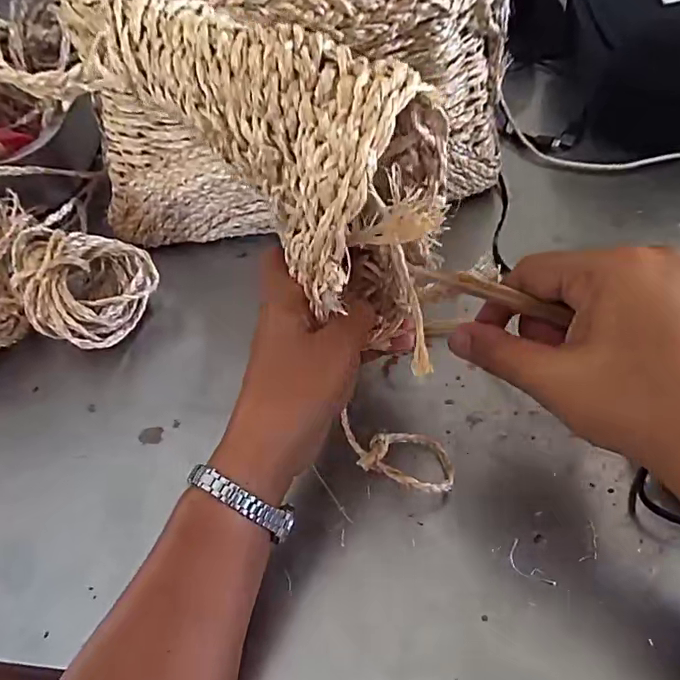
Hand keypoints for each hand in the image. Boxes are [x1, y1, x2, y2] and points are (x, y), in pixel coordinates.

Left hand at [210, 251, 376, 499]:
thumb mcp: (337, 346)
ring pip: (336, 316)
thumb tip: (371, 301)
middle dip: (357, 277)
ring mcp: (299, 344)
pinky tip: (398, 343)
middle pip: (320, 282)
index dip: (312, 237)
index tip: (350, 231)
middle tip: (392, 271)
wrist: (271, 448)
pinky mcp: (311, 371)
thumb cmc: (298, 388)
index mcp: (283, 298)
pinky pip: (341, 346)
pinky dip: (365, 344)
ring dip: (369, 315)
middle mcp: (288, 315)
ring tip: (407, 316)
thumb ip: (359, 316)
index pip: (285, 252)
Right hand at [447, 246, 679, 486]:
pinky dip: (599, 333)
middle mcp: (645, 258)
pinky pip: (621, 306)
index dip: (499, 308)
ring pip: (590, 297)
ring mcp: (671, 279)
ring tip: (582, 376)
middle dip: (541, 325)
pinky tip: (609, 370)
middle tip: (549, 371)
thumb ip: (498, 352)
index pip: (530, 270)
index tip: (488, 346)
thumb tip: (457, 336)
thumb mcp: (553, 379)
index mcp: (613, 266)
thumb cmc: (631, 405)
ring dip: (569, 333)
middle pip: (562, 282)